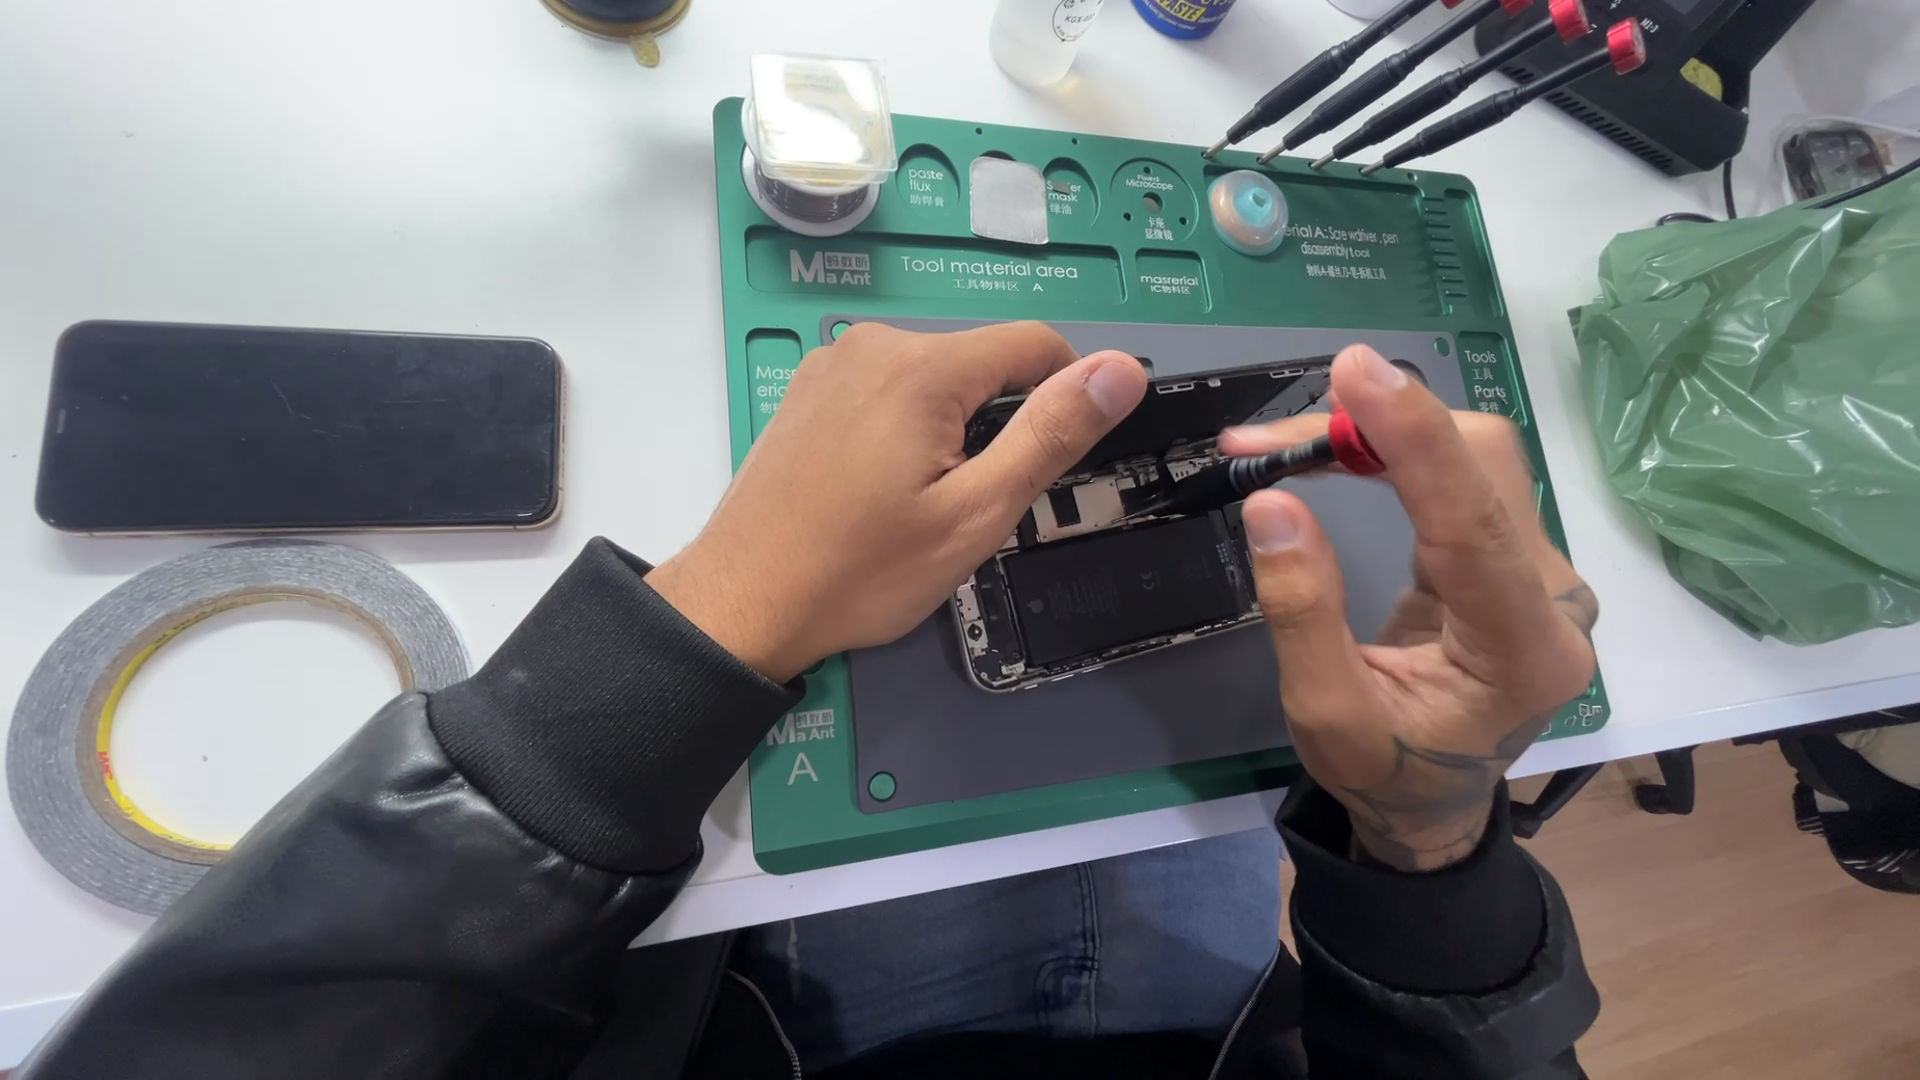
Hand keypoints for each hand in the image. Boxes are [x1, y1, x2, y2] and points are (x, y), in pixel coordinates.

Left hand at [647, 322, 1147, 681]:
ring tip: (919, 500)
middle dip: (997, 420)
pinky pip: (884, 390)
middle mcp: (874, 345)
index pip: (1035, 345)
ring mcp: (832, 365)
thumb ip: (1050, 435)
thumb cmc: (865, 571)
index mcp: (923, 368)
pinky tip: (878, 485)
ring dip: (950, 426)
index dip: (1065, 394)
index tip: (1049, 457)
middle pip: (980, 362)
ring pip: (931, 378)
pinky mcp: (807, 391)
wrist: (745, 603)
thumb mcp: (975, 513)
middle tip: (970, 501)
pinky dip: (904, 426)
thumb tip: (1121, 370)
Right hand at [1220, 346, 1596, 870]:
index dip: (1412, 437)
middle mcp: (1552, 594)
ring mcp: (1536, 571)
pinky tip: (1328, 455)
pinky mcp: (1507, 559)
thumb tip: (1272, 504)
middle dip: (1371, 430)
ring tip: (1277, 446)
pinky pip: (1452, 481)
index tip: (1353, 373)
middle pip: (1480, 465)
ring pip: (1467, 461)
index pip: (1472, 519)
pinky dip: (1384, 456)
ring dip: (1371, 437)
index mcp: (1522, 647)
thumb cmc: (1383, 773)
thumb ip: (1303, 612)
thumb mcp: (1324, 712)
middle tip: (1264, 440)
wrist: (1431, 804)